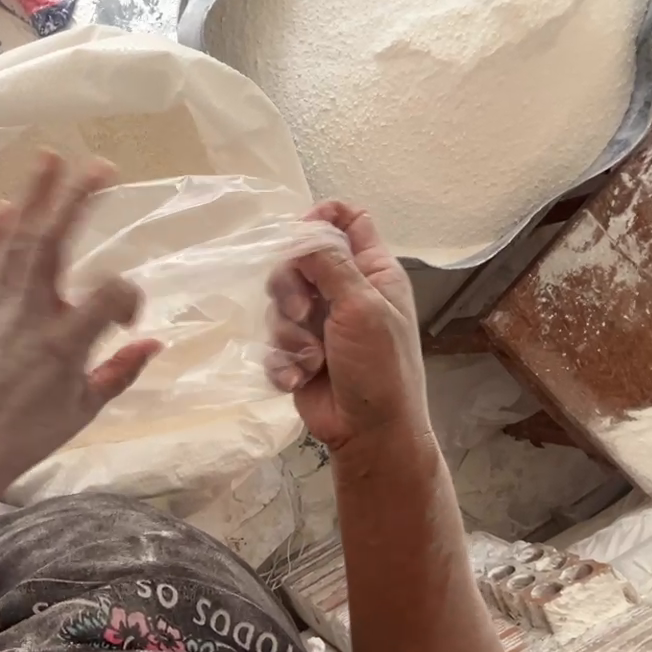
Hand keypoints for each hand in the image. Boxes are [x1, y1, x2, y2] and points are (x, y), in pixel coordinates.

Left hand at [0, 152, 162, 490]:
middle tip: (100, 166)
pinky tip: (1, 207)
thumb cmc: (36, 432)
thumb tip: (154, 342)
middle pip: (52, 246)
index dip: (129, 296)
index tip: (130, 319)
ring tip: (49, 157)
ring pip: (15, 246)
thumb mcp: (87, 409)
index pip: (108, 295)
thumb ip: (122, 371)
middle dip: (76, 201)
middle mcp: (30, 318)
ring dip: (33, 198)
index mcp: (64, 345)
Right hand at [266, 202, 432, 456]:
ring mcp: (319, 326)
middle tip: (302, 310)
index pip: (349, 221)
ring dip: (289, 335)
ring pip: (279, 307)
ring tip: (310, 359)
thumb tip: (302, 231)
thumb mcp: (362, 307)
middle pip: (298, 263)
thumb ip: (331, 265)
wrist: (369, 432)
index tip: (298, 235)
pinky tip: (298, 379)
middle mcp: (343, 294)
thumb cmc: (379, 367)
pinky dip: (282, 363)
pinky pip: (273, 345)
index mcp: (372, 273)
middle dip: (290, 287)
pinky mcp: (298, 356)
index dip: (321, 219)